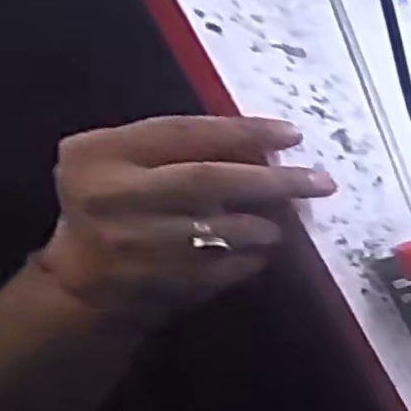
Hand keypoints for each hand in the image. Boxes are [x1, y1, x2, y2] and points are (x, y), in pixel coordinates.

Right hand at [34, 116, 333, 324]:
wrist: (85, 276)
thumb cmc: (127, 208)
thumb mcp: (136, 167)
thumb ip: (193, 152)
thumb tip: (272, 148)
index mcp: (100, 154)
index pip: (182, 132)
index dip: (243, 131)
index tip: (294, 133)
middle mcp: (111, 194)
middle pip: (211, 180)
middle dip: (277, 180)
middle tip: (324, 182)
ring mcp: (137, 241)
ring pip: (234, 229)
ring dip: (270, 227)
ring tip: (275, 226)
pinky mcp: (168, 279)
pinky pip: (240, 264)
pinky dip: (259, 256)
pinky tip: (253, 252)